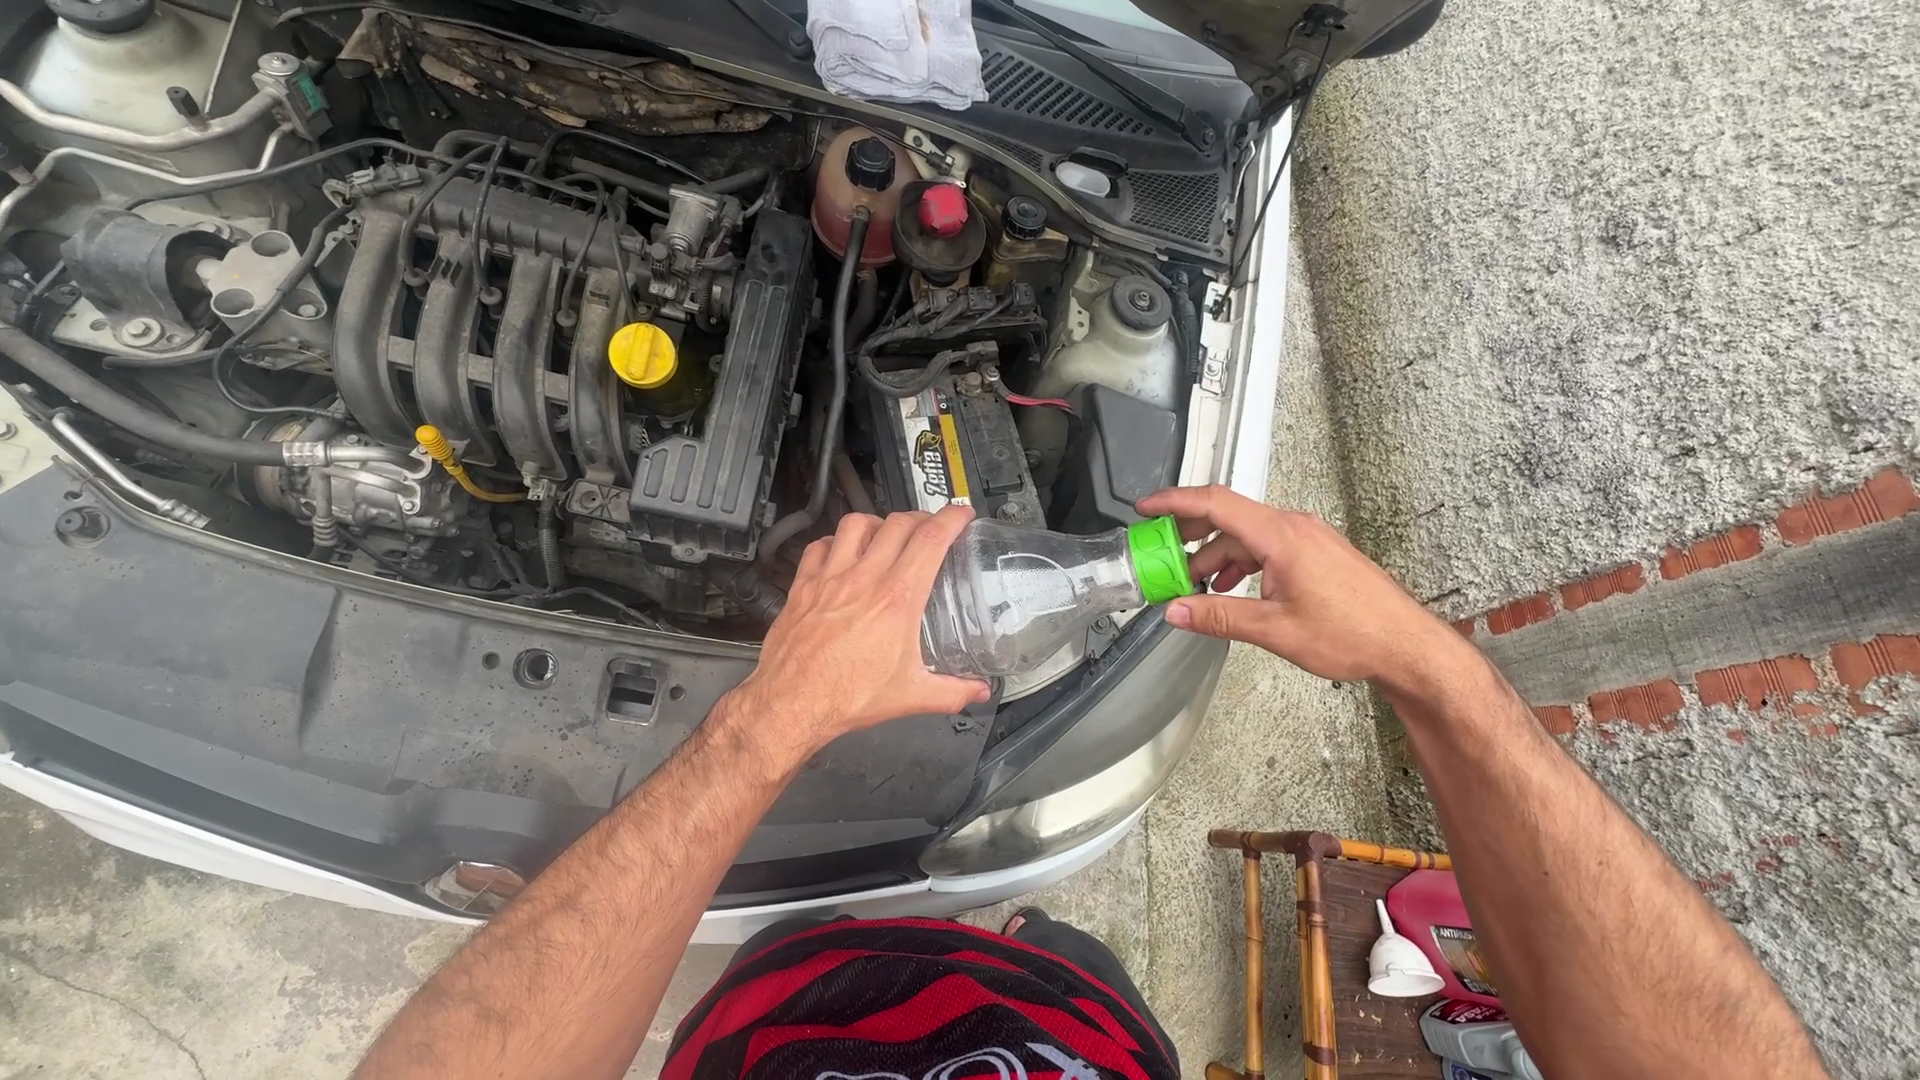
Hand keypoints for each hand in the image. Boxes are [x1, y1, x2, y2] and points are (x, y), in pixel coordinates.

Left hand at [726, 506, 990, 756]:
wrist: (791, 705)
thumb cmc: (844, 698)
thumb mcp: (912, 696)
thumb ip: (953, 692)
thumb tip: (978, 690)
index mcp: (896, 600)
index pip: (930, 540)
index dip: (951, 518)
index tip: (961, 514)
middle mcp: (863, 580)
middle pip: (897, 523)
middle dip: (921, 517)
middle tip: (930, 528)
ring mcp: (830, 579)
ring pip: (856, 524)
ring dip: (878, 522)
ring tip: (887, 534)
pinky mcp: (803, 586)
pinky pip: (819, 546)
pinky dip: (835, 541)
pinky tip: (843, 552)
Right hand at [1135, 485, 1471, 693]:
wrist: (1406, 645)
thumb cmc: (1355, 633)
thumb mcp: (1273, 629)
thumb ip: (1218, 616)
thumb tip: (1178, 610)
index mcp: (1281, 536)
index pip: (1215, 503)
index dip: (1174, 502)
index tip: (1147, 507)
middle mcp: (1294, 528)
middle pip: (1226, 517)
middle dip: (1189, 536)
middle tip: (1161, 555)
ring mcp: (1306, 538)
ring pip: (1244, 536)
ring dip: (1215, 557)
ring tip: (1195, 585)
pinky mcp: (1313, 552)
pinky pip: (1264, 546)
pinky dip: (1239, 563)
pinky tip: (1231, 588)